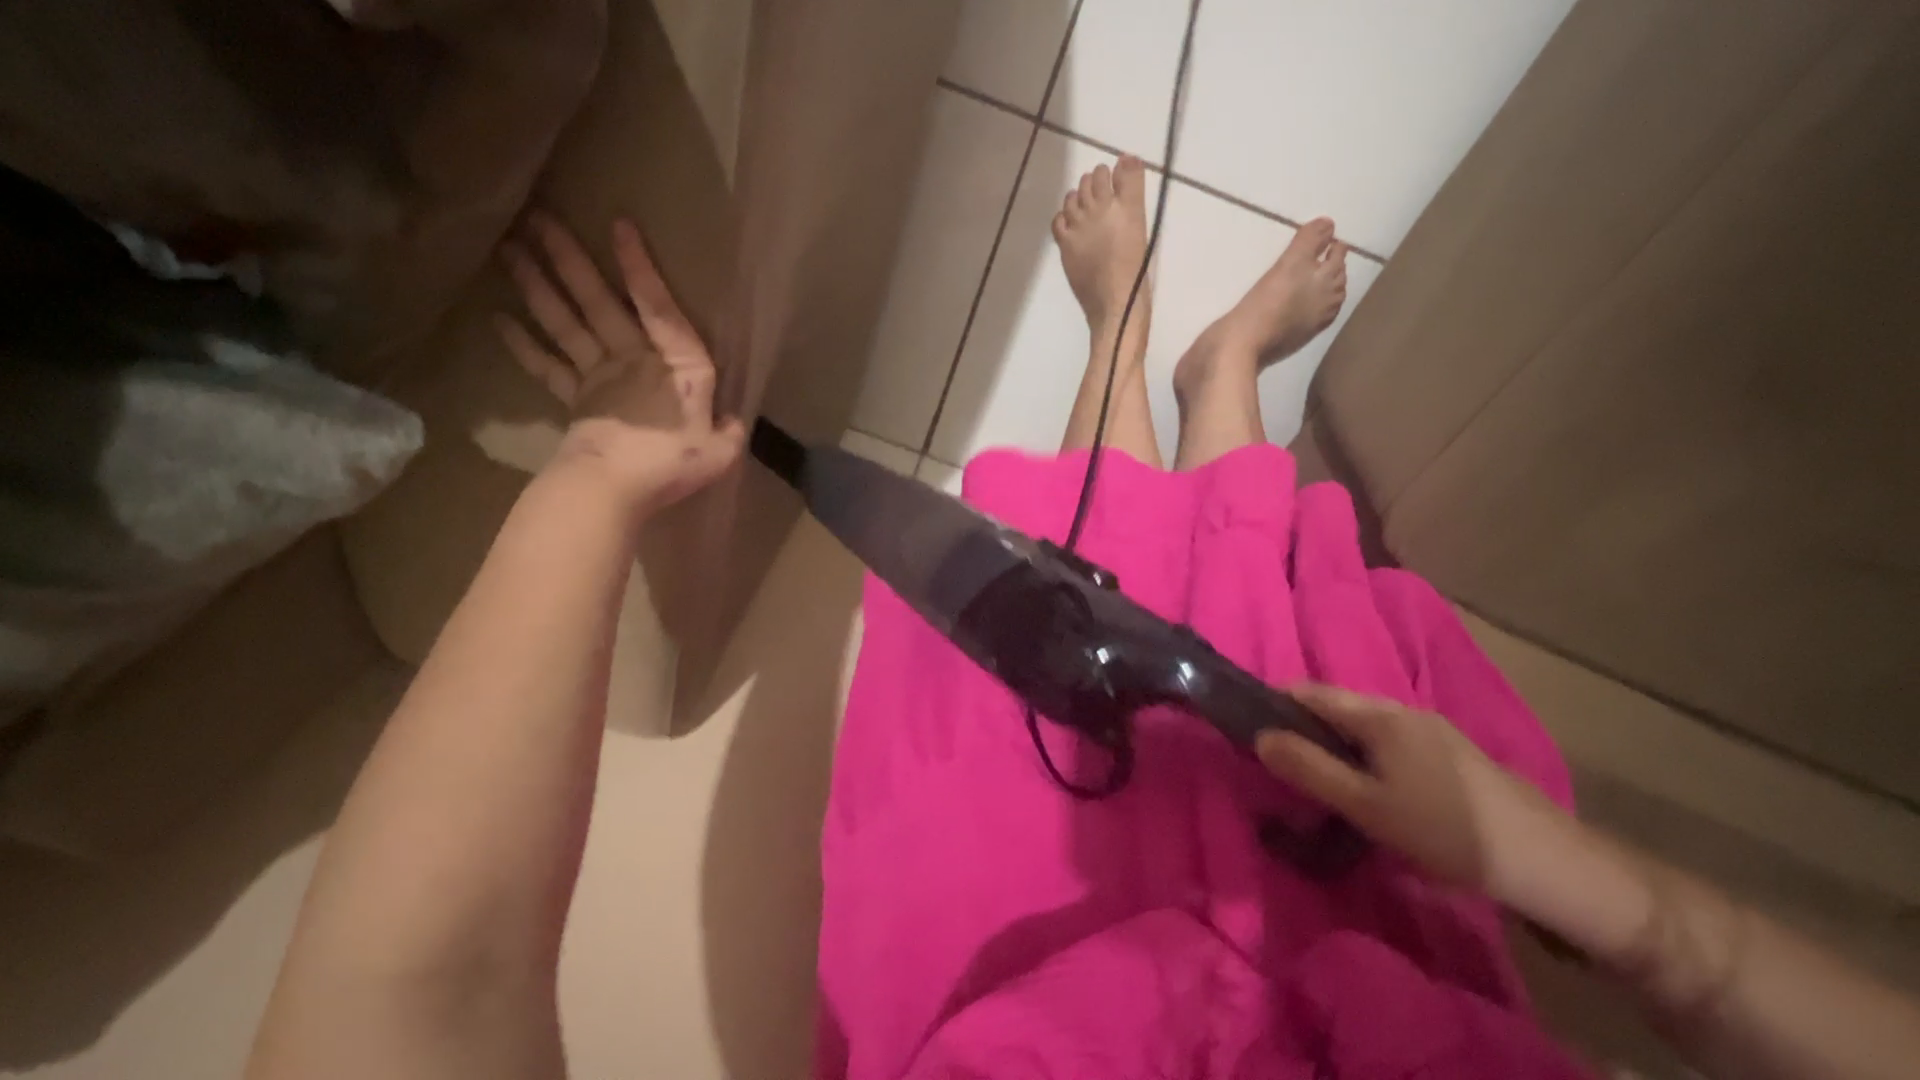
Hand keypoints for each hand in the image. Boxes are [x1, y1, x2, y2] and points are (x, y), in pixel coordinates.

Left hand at [495, 212, 744, 515]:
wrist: (614, 488)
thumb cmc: (671, 463)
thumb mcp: (720, 451)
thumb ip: (727, 432)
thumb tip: (732, 422)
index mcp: (675, 363)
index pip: (657, 306)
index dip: (639, 266)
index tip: (618, 224)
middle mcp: (633, 358)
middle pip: (597, 301)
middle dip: (569, 258)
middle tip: (538, 217)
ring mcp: (597, 376)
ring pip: (564, 322)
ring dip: (537, 284)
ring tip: (509, 248)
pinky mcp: (573, 399)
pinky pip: (545, 365)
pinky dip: (522, 343)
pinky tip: (498, 318)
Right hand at [1256, 684, 1566, 897]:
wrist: (1545, 861)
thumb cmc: (1444, 831)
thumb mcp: (1366, 806)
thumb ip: (1309, 769)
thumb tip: (1260, 735)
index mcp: (1380, 715)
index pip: (1311, 692)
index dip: (1274, 703)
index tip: (1244, 726)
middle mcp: (1404, 710)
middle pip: (1338, 706)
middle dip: (1301, 724)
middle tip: (1274, 760)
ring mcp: (1432, 730)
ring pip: (1364, 725)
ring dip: (1332, 741)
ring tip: (1312, 776)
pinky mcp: (1450, 754)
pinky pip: (1387, 741)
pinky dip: (1361, 753)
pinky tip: (1364, 785)